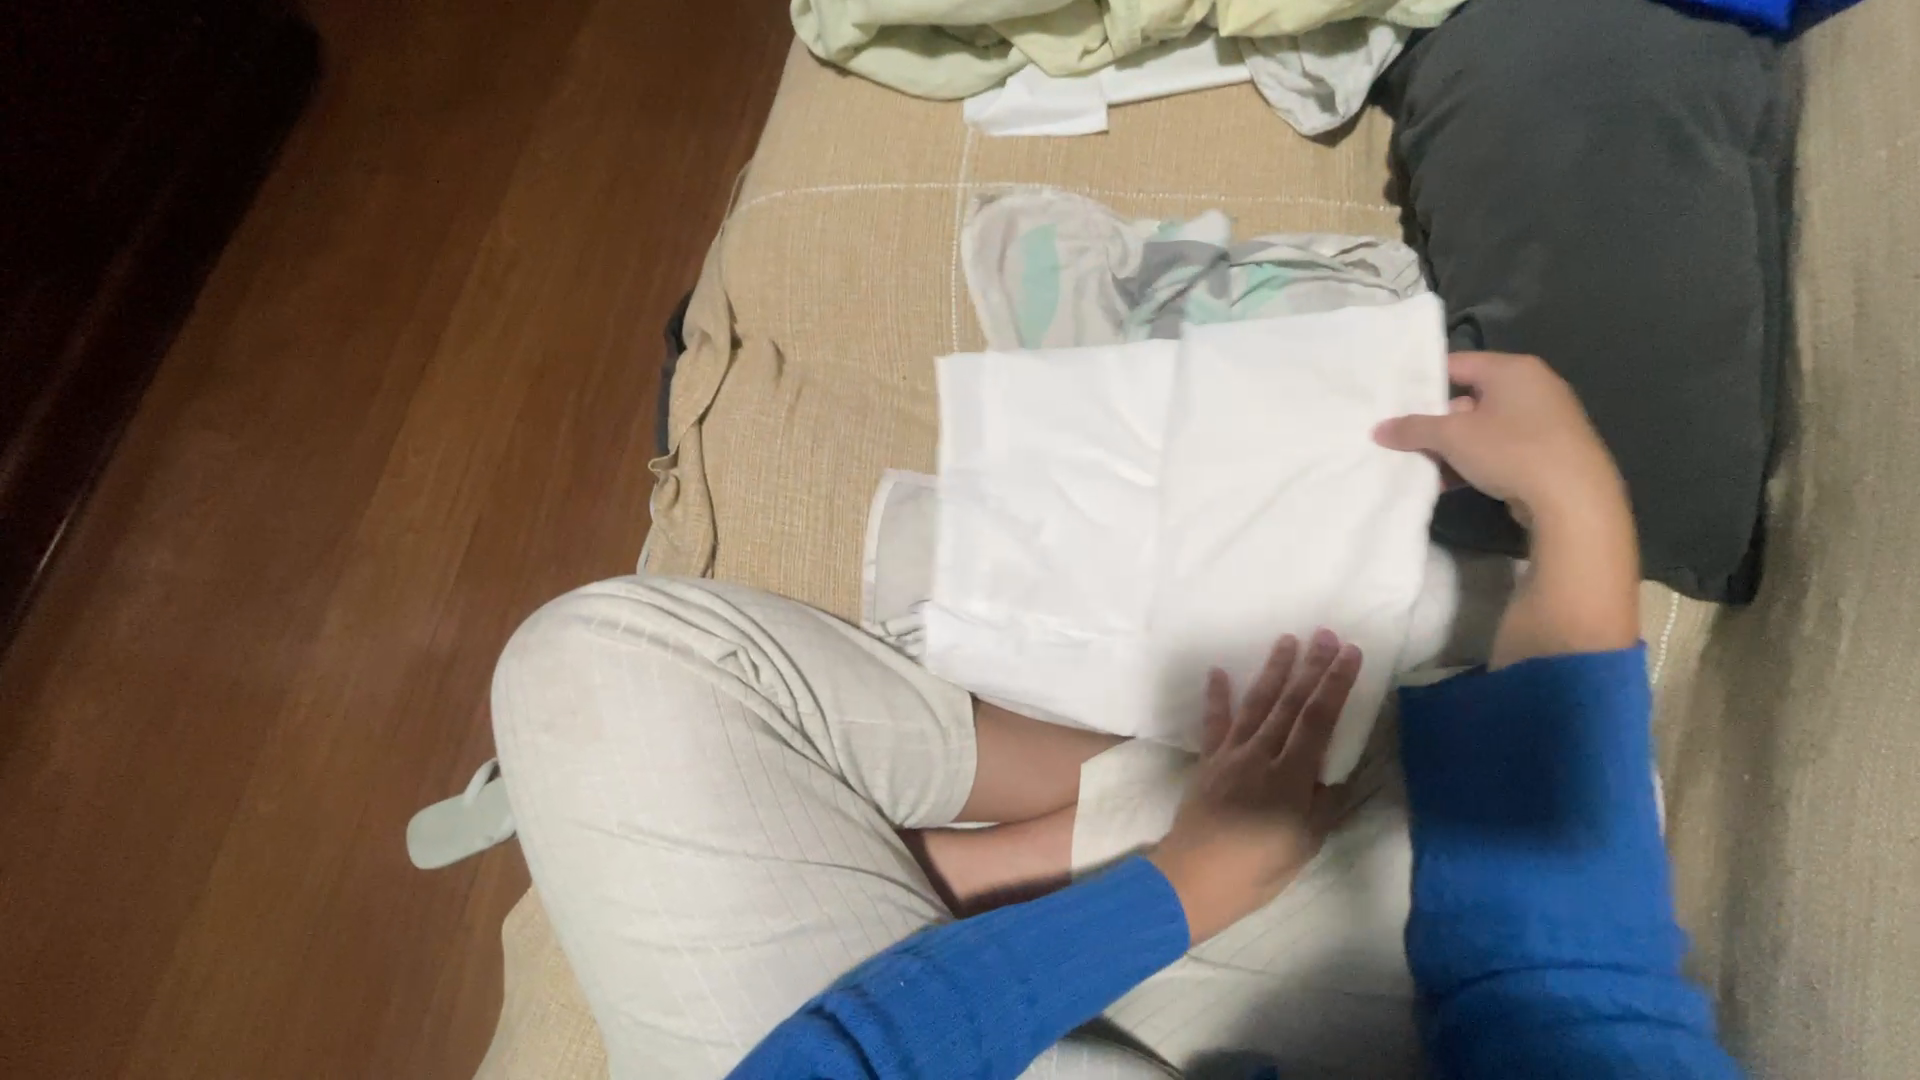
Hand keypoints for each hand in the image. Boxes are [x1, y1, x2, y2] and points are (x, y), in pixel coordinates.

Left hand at [1148, 630, 1360, 943]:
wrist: (1196, 875)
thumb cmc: (1259, 868)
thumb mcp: (1306, 842)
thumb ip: (1323, 803)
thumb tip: (1334, 771)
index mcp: (1292, 776)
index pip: (1319, 720)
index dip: (1336, 684)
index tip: (1351, 653)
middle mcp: (1261, 755)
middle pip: (1290, 703)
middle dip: (1311, 667)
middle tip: (1325, 633)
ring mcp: (1231, 754)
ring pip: (1256, 704)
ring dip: (1273, 671)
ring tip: (1287, 640)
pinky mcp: (1208, 760)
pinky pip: (1214, 723)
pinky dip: (1217, 696)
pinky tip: (1217, 671)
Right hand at [1372, 351, 1626, 529]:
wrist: (1573, 498)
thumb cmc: (1511, 451)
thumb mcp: (1451, 437)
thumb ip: (1412, 428)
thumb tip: (1379, 429)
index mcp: (1512, 370)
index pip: (1456, 364)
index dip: (1422, 382)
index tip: (1393, 401)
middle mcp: (1532, 386)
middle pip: (1467, 397)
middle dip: (1434, 421)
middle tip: (1404, 438)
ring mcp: (1544, 418)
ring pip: (1481, 425)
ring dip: (1451, 446)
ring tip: (1423, 466)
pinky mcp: (1549, 448)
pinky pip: (1499, 446)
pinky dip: (1473, 459)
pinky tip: (1450, 481)